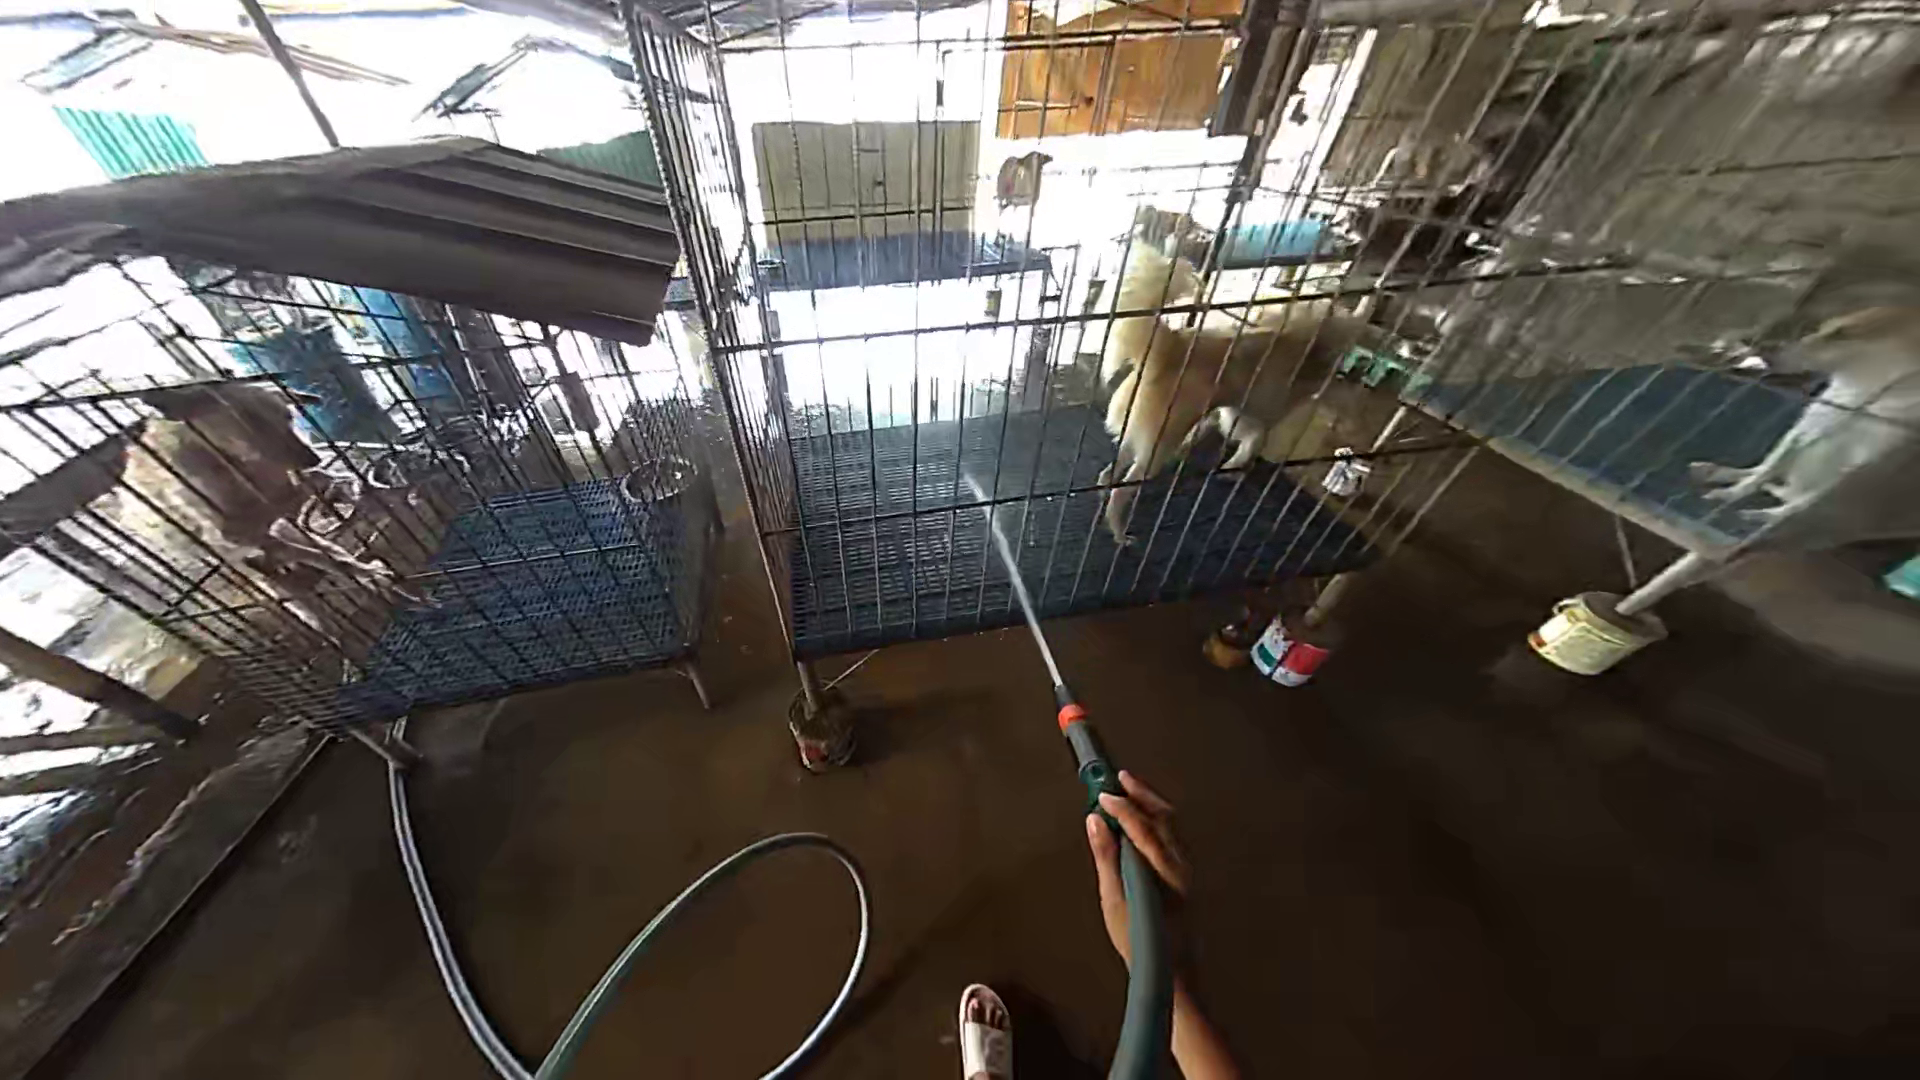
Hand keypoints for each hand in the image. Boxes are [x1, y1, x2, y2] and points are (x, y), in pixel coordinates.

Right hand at [1085, 770, 1187, 967]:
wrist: (1174, 975)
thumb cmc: (1139, 941)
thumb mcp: (1114, 901)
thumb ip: (1106, 857)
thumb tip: (1095, 819)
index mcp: (1164, 872)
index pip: (1141, 827)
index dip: (1121, 806)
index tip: (1102, 794)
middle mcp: (1181, 865)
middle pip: (1163, 817)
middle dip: (1141, 793)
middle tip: (1119, 776)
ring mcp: (1189, 868)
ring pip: (1172, 823)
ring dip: (1150, 801)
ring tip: (1129, 787)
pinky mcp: (1188, 873)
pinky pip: (1174, 833)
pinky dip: (1157, 816)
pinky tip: (1143, 815)